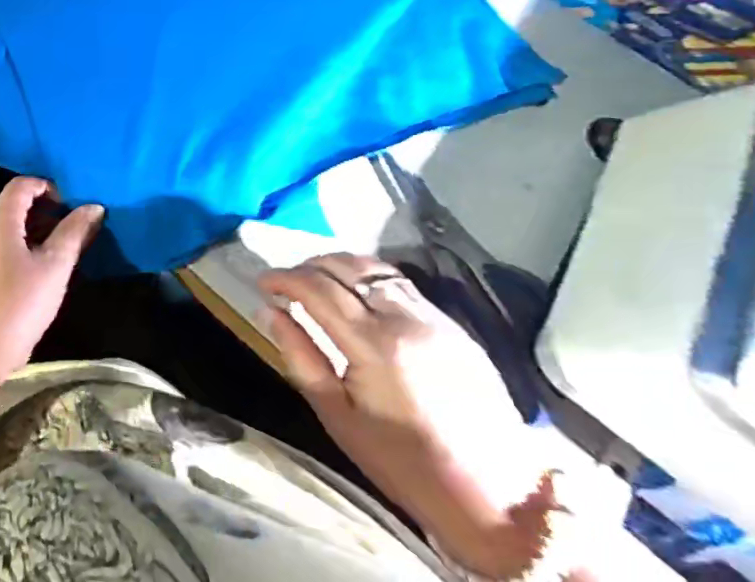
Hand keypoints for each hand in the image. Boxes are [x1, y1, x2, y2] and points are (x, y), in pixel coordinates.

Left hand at [0, 177, 102, 368]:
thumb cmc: (22, 299)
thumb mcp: (56, 263)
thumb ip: (75, 231)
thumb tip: (94, 207)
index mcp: (1, 220)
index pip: (22, 185)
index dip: (48, 186)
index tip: (71, 202)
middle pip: (18, 202)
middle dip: (49, 205)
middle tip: (77, 218)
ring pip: (17, 222)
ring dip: (44, 224)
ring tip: (72, 236)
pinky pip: (13, 240)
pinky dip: (34, 240)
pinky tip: (55, 257)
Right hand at [260, 253, 544, 576]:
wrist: (492, 491)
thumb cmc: (404, 464)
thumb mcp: (340, 419)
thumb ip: (302, 358)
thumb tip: (271, 312)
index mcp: (373, 344)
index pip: (317, 288)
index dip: (284, 278)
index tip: (262, 282)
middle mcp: (403, 317)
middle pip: (345, 267)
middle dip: (307, 265)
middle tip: (285, 281)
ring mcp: (432, 315)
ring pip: (375, 267)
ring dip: (338, 264)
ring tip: (315, 278)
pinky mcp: (451, 321)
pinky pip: (400, 282)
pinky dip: (369, 276)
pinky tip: (356, 291)